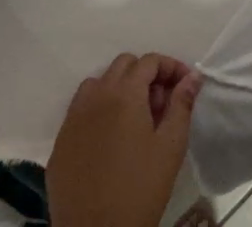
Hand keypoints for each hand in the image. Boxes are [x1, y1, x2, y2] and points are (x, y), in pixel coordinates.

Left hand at [49, 52, 205, 226]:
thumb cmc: (141, 188)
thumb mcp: (171, 145)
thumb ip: (182, 104)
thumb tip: (191, 77)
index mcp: (124, 95)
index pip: (149, 61)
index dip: (171, 67)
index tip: (185, 86)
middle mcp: (94, 98)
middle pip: (122, 66)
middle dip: (146, 75)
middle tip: (162, 103)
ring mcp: (72, 121)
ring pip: (97, 84)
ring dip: (119, 89)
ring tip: (136, 118)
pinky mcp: (59, 143)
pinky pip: (80, 111)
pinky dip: (98, 111)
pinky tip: (111, 139)